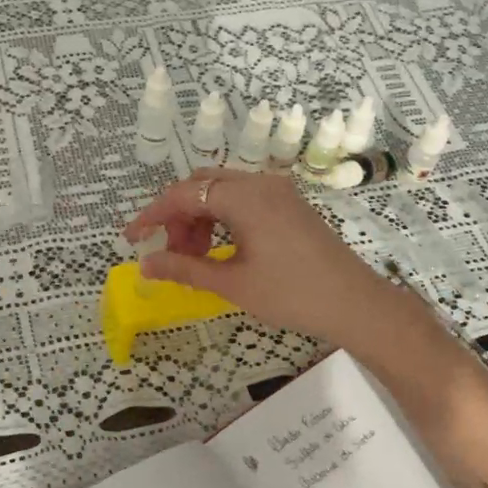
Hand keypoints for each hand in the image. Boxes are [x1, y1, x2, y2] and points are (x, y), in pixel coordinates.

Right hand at [123, 168, 425, 348]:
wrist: (355, 303)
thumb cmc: (292, 295)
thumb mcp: (232, 284)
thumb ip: (184, 269)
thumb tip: (145, 266)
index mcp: (245, 197)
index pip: (184, 194)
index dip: (153, 215)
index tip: (132, 238)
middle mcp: (261, 184)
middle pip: (202, 185)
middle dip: (178, 215)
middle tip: (170, 252)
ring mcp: (279, 192)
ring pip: (223, 191)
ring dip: (200, 217)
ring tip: (194, 257)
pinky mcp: (290, 205)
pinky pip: (244, 199)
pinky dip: (223, 218)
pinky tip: (220, 250)